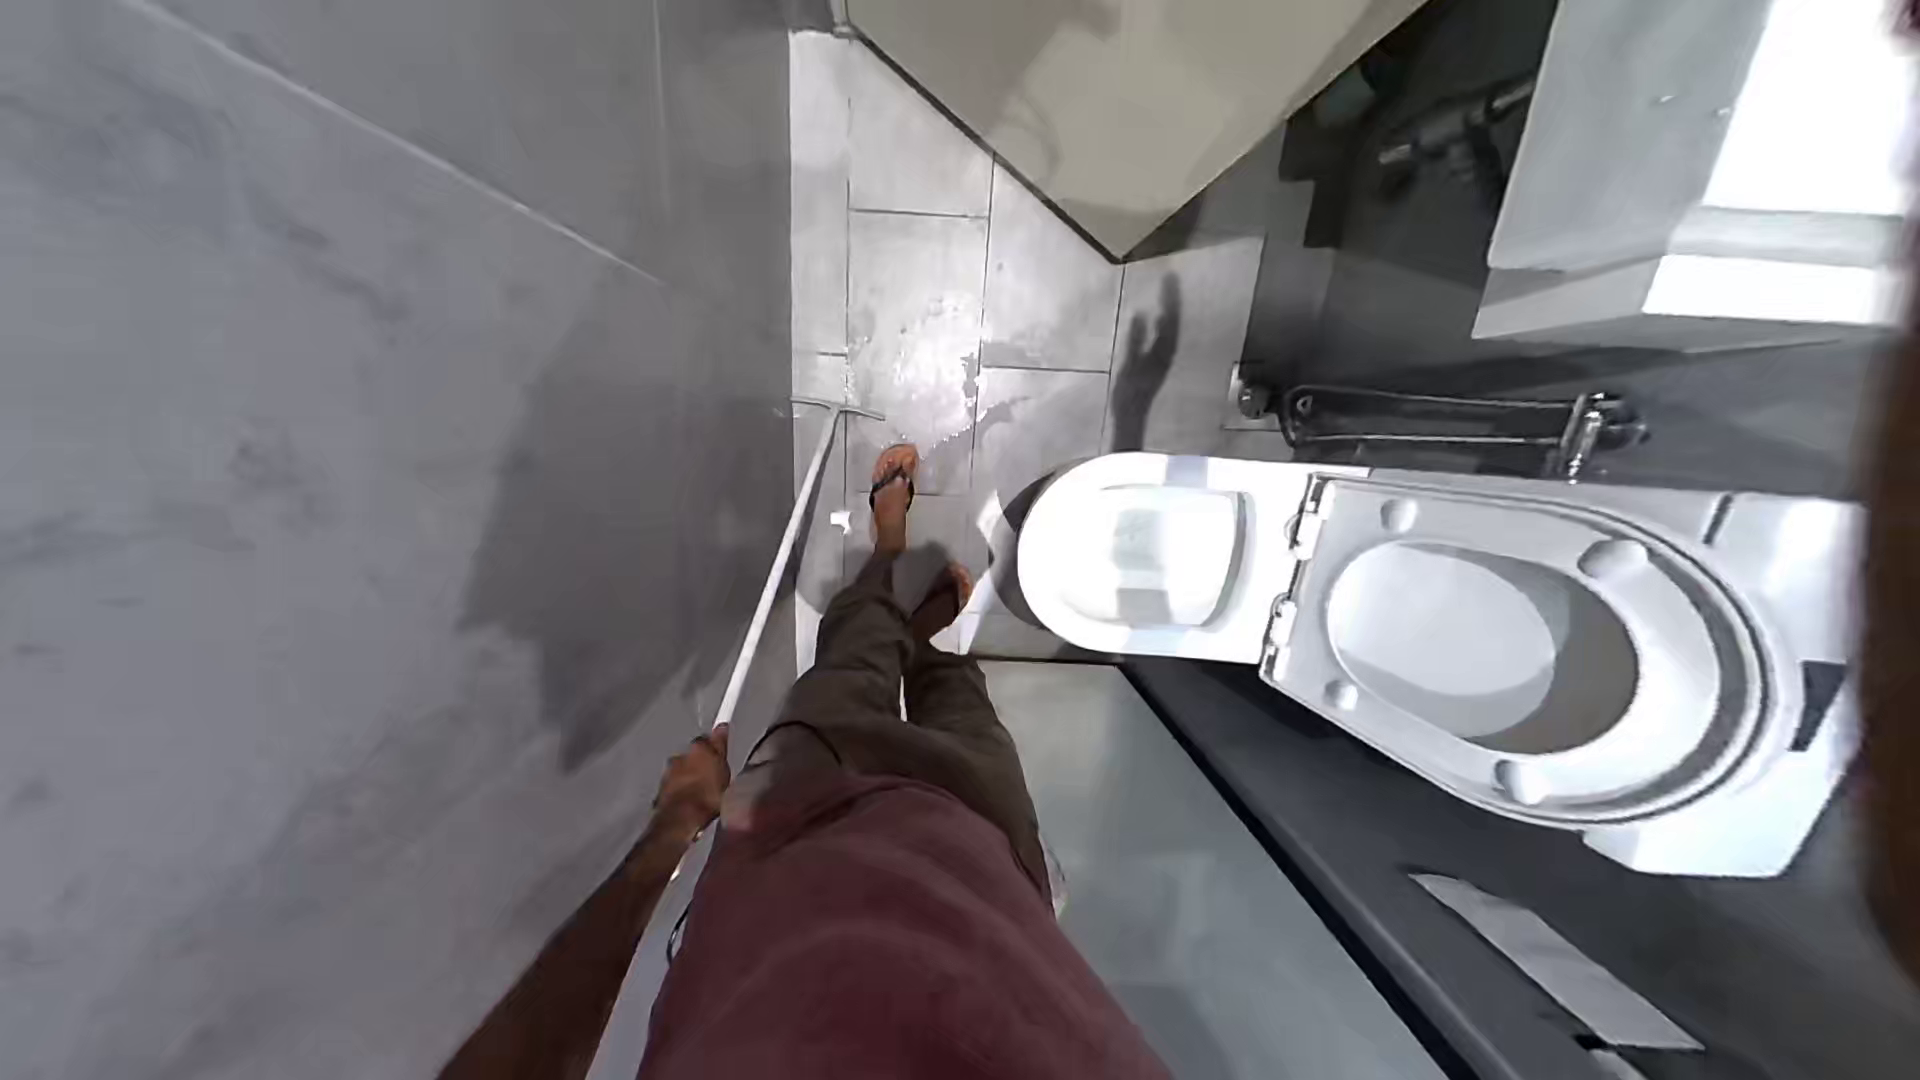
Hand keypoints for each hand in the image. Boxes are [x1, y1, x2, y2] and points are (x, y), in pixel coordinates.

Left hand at [650, 724, 730, 838]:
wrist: (681, 819)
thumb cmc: (707, 794)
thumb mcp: (724, 770)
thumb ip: (721, 746)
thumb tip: (721, 727)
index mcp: (698, 747)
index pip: (708, 738)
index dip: (715, 744)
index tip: (719, 748)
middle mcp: (680, 756)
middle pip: (694, 754)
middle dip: (701, 761)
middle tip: (713, 775)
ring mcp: (668, 773)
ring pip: (683, 769)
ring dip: (690, 775)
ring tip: (702, 791)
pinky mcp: (661, 790)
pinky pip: (675, 785)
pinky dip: (681, 788)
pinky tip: (690, 800)